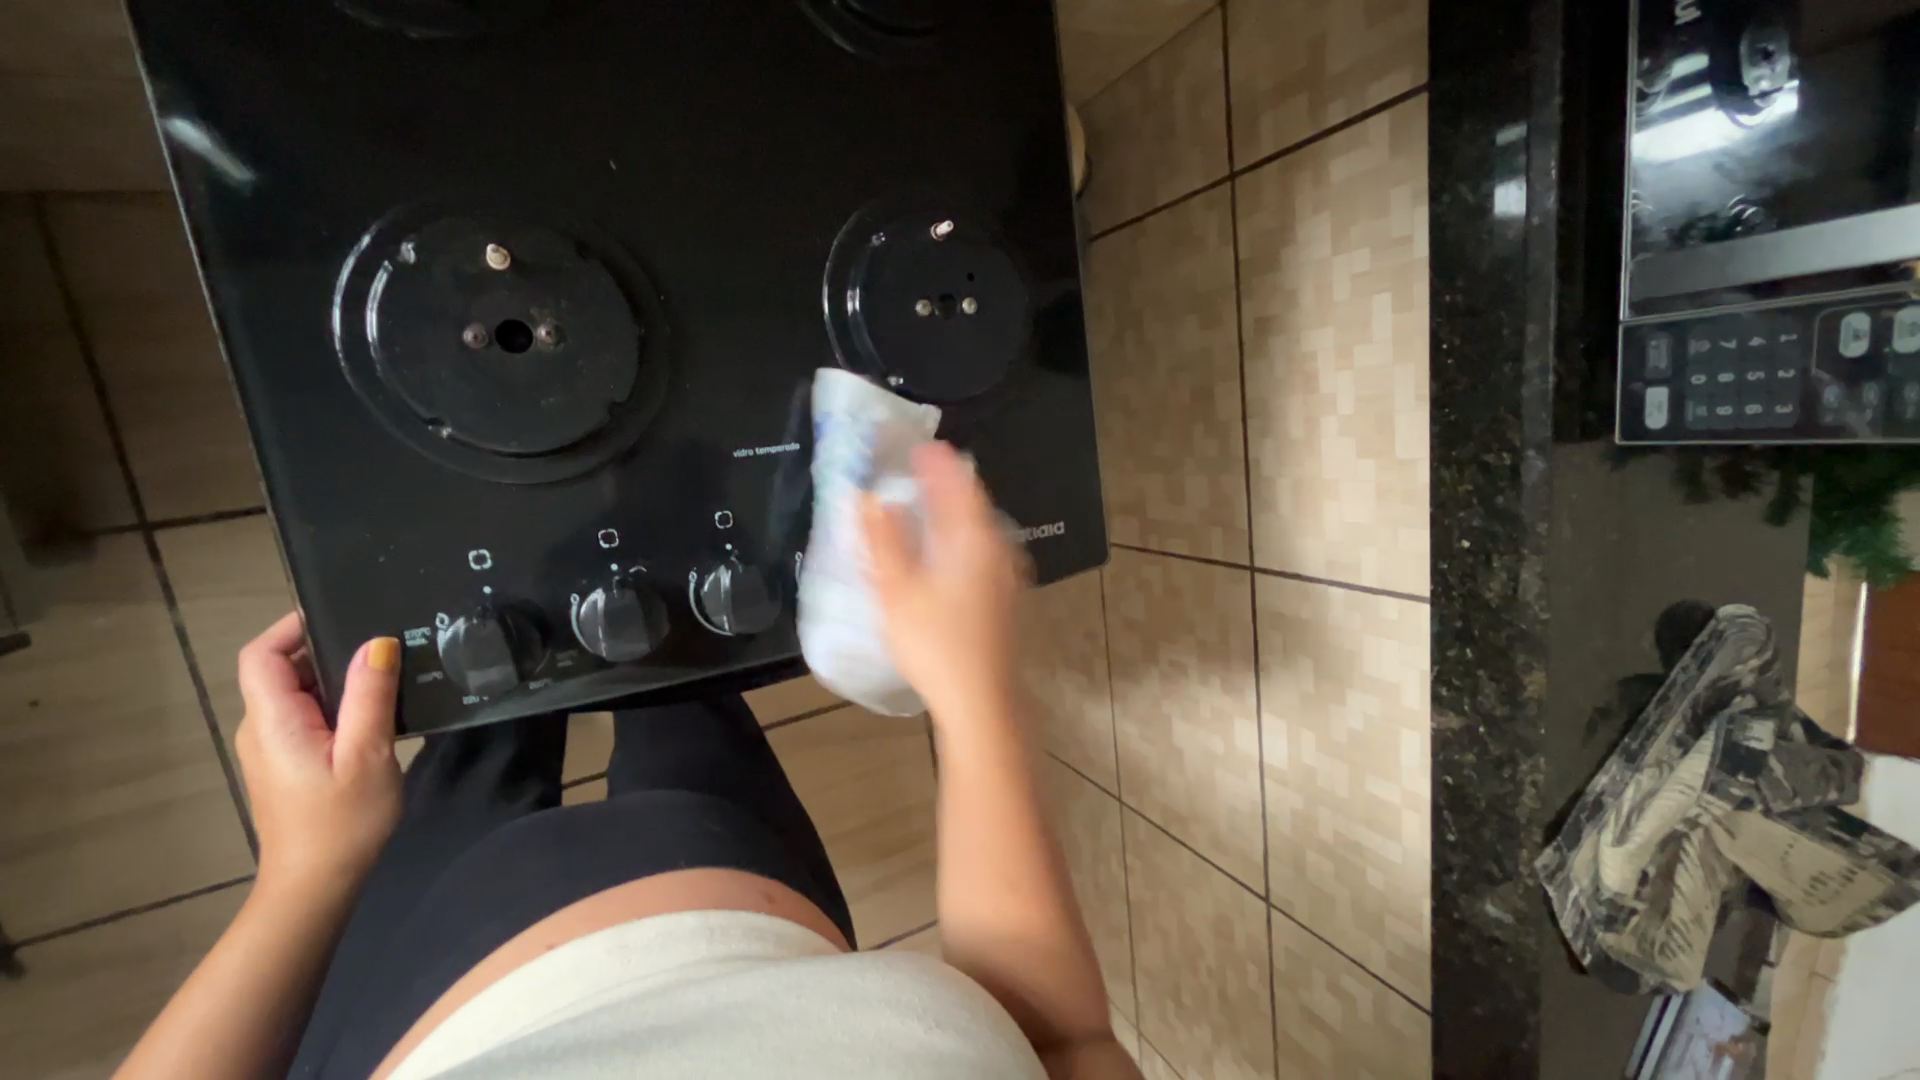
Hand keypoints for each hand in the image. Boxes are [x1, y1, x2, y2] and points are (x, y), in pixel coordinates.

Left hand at [234, 613, 403, 899]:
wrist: (318, 882)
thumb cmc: (342, 818)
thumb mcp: (367, 753)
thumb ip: (370, 696)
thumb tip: (376, 642)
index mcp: (274, 721)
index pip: (261, 656)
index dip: (292, 625)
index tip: (341, 610)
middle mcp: (264, 728)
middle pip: (282, 669)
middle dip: (329, 646)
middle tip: (387, 637)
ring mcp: (276, 746)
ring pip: (302, 692)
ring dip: (341, 674)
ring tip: (393, 667)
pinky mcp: (293, 760)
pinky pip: (312, 713)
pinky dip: (343, 700)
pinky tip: (382, 706)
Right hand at [861, 442, 1025, 724]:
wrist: (982, 700)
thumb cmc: (935, 644)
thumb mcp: (897, 590)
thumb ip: (884, 540)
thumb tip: (874, 500)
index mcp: (973, 538)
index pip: (958, 484)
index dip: (938, 463)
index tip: (921, 446)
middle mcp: (998, 550)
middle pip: (974, 505)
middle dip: (948, 485)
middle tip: (923, 471)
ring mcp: (1008, 576)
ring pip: (982, 530)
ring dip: (958, 513)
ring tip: (934, 505)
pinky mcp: (1008, 600)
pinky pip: (986, 552)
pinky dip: (966, 539)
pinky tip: (952, 553)